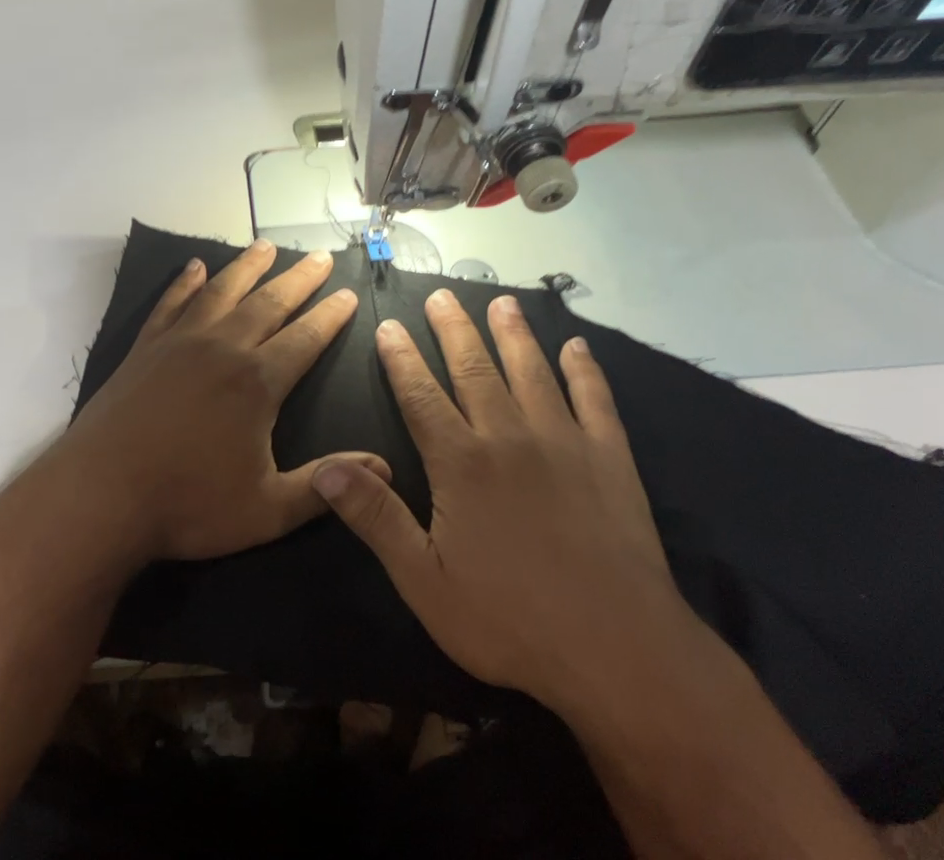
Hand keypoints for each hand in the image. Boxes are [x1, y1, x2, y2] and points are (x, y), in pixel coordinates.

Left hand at [56, 240, 390, 563]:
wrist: (100, 495)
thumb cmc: (188, 505)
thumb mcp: (267, 511)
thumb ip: (323, 486)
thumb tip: (383, 468)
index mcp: (257, 383)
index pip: (306, 338)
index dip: (331, 316)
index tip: (349, 295)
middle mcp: (222, 349)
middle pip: (269, 303)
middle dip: (299, 280)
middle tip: (321, 257)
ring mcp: (178, 344)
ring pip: (221, 292)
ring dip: (247, 268)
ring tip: (266, 248)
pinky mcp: (144, 350)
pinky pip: (171, 304)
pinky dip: (185, 283)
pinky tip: (194, 268)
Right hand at [312, 289, 688, 707]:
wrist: (617, 647)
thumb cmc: (509, 620)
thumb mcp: (423, 580)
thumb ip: (376, 519)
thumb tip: (326, 469)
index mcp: (461, 465)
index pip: (421, 398)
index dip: (402, 360)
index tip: (389, 326)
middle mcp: (511, 439)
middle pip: (476, 372)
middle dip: (454, 332)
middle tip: (442, 296)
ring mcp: (566, 445)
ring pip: (533, 374)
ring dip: (514, 336)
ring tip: (501, 303)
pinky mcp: (611, 460)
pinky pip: (595, 401)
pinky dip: (585, 371)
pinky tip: (577, 348)